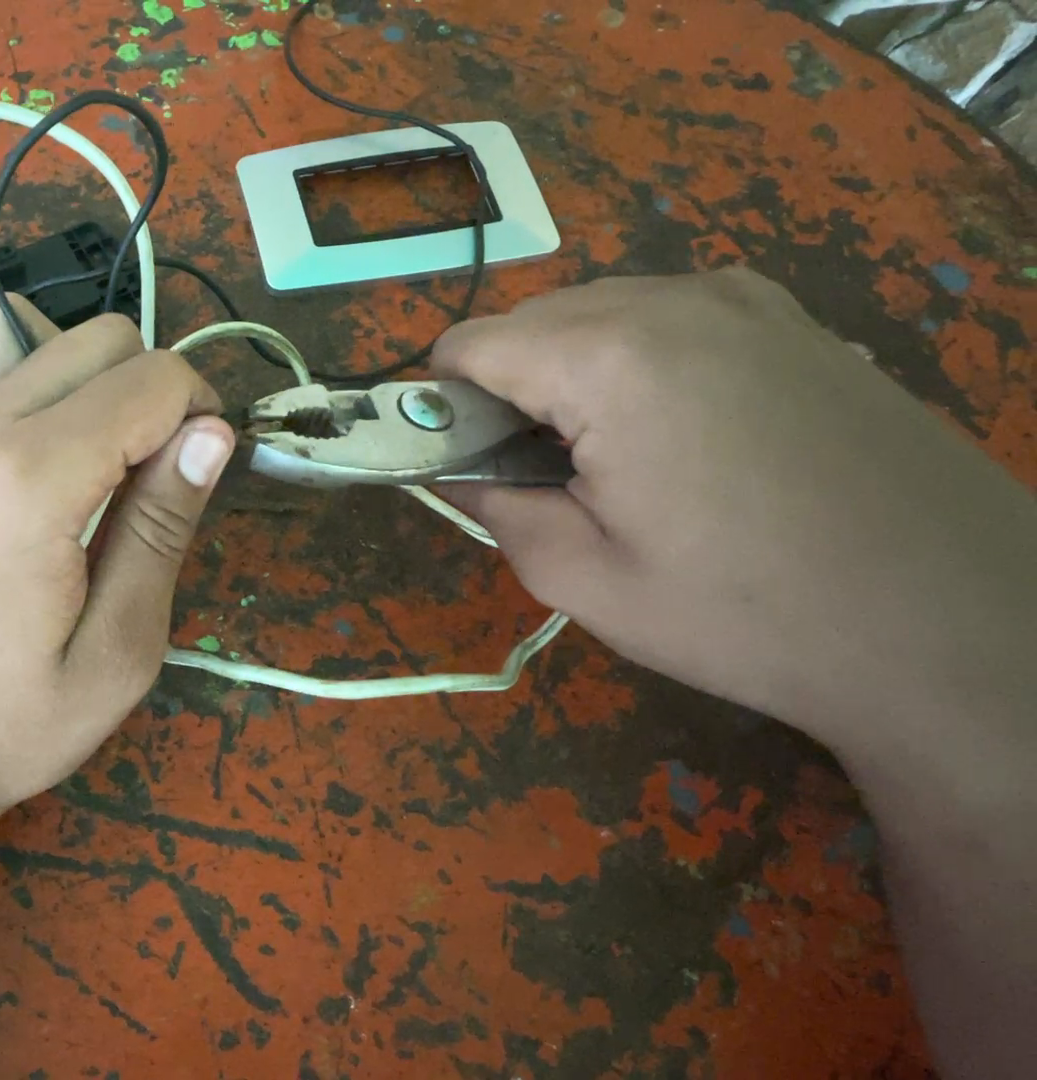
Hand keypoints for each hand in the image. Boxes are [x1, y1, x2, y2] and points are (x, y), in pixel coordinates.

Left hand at [0, 297, 231, 835]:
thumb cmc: (18, 718)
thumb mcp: (120, 647)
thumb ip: (163, 526)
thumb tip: (214, 431)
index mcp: (33, 478)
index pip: (152, 380)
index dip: (202, 418)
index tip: (203, 482)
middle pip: (105, 340)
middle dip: (157, 391)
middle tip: (163, 482)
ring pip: (52, 335)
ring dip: (103, 381)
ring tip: (111, 465)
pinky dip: (47, 376)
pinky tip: (59, 448)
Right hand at [431, 268, 1036, 735]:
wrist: (960, 628)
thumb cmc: (747, 612)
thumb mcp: (579, 577)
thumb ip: (491, 504)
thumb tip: (452, 468)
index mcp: (609, 359)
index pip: (467, 346)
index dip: (443, 404)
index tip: (467, 464)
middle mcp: (675, 301)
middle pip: (527, 322)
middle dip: (506, 389)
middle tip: (541, 476)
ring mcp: (745, 300)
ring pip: (593, 315)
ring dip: (565, 376)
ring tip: (610, 462)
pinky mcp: (790, 320)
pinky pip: (662, 320)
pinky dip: (629, 365)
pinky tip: (677, 438)